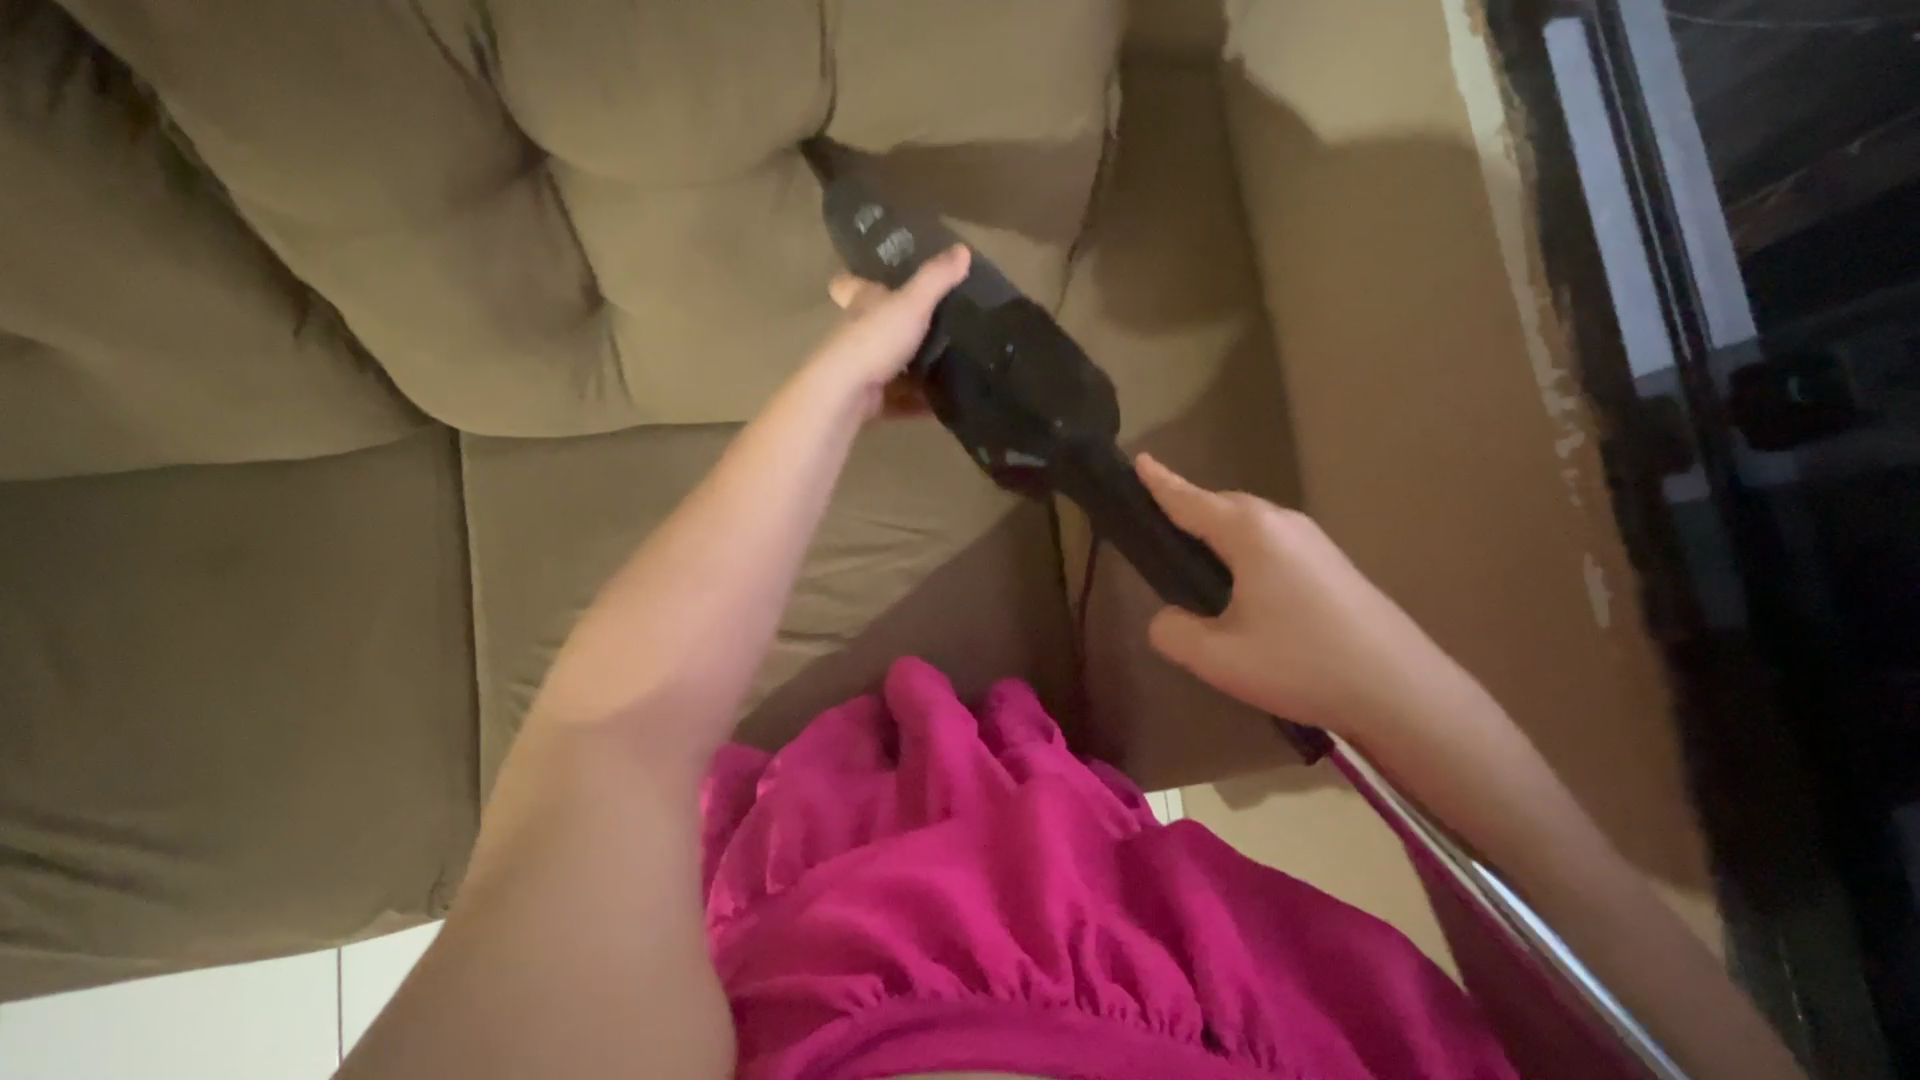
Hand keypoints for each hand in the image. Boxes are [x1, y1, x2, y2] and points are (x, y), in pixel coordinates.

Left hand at [803, 244, 970, 418]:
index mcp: (862, 304)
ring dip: (913, 371)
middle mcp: (857, 334)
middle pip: (874, 327)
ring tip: (949, 369)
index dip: (856, 280)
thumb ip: (937, 278)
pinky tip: (941, 405)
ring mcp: (861, 369)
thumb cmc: (875, 338)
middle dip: (898, 329)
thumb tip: (963, 248)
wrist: (847, 393)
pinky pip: (898, 400)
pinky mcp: (868, 401)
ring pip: (889, 366)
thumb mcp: (913, 303)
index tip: (871, 279)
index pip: (849, 285)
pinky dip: (918, 403)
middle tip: (935, 328)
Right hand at [1136, 453, 1480, 742]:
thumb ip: (1173, 632)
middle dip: (1189, 509)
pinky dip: (1246, 554)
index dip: (1160, 483)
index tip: (1137, 459)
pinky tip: (1243, 589)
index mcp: (1250, 532)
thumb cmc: (1300, 663)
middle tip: (1156, 529)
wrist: (1400, 688)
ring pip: (1251, 527)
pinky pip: (1273, 545)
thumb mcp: (1217, 657)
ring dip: (1219, 535)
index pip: (1190, 500)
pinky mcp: (1332, 566)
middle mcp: (1283, 524)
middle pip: (1223, 506)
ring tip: (1195, 564)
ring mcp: (1315, 542)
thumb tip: (1167, 618)